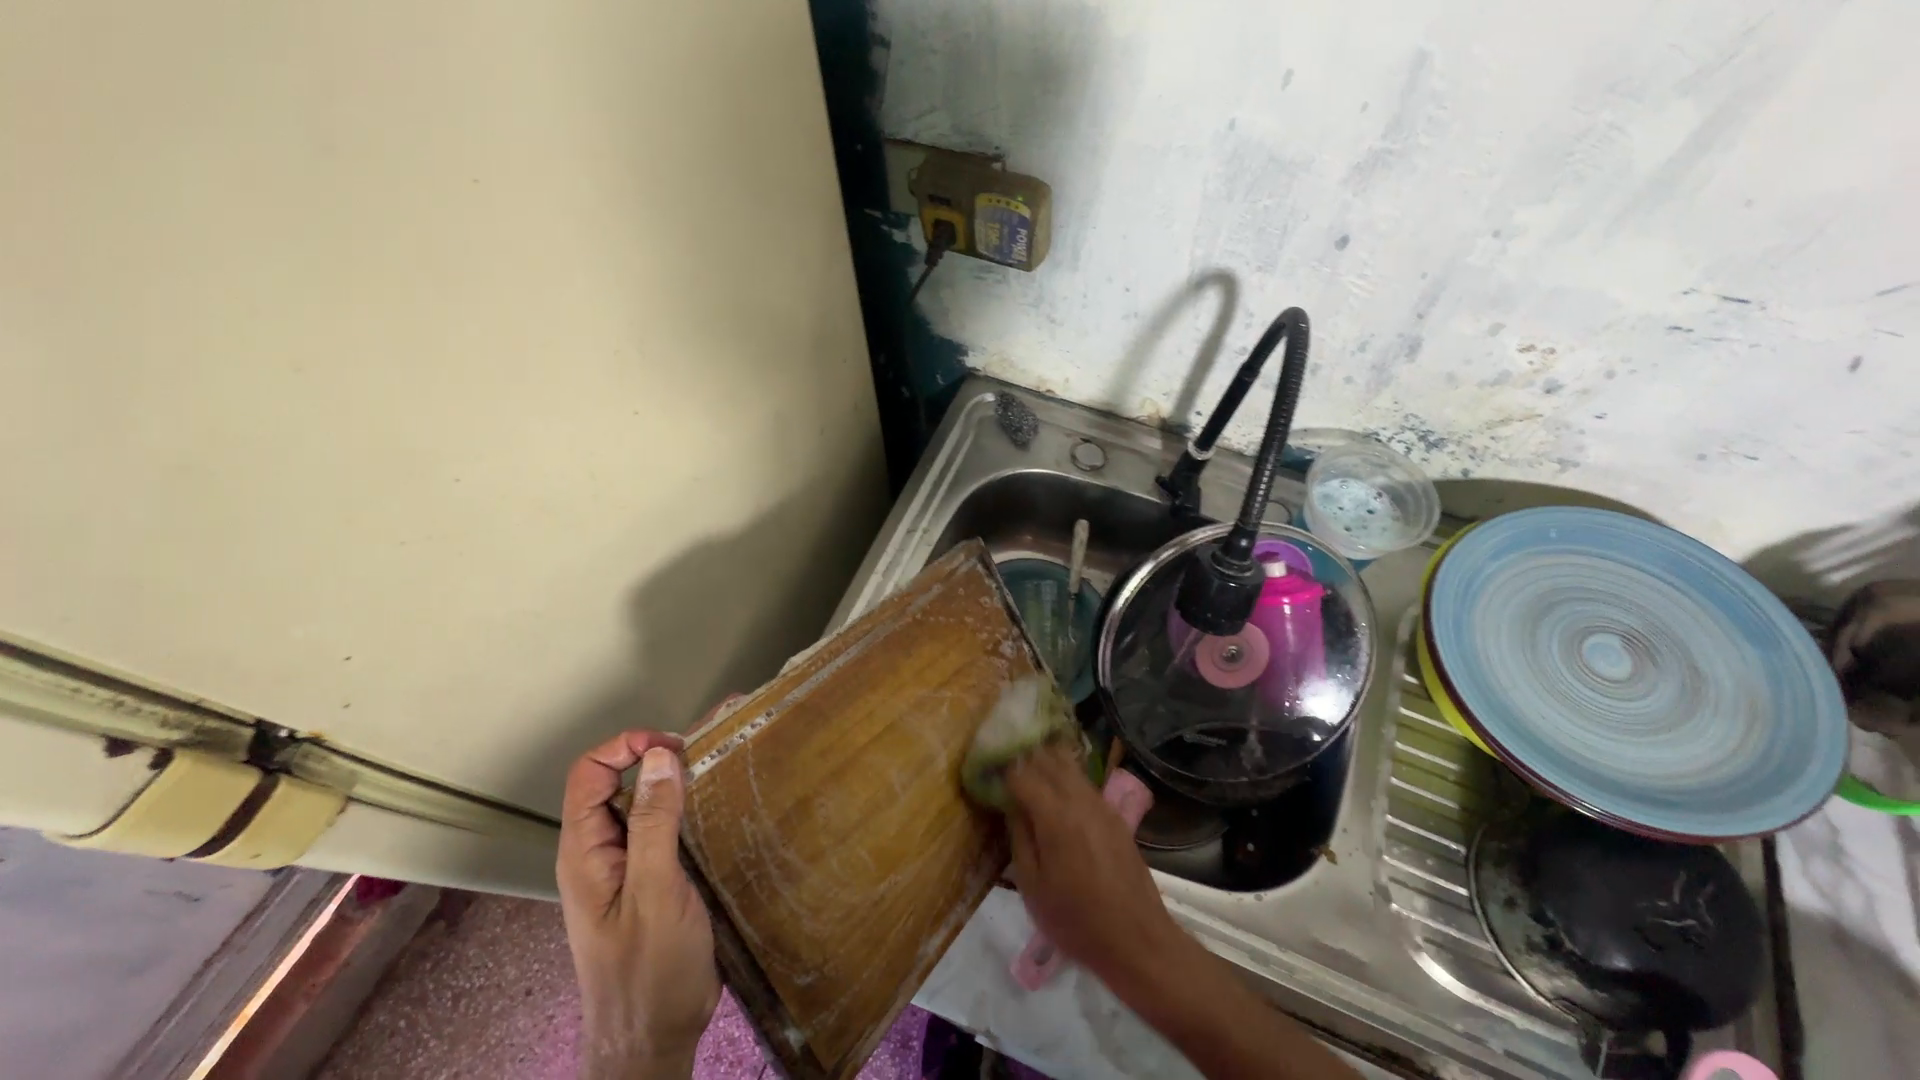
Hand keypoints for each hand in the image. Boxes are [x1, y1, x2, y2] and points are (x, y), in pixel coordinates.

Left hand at [557, 730, 717, 1079]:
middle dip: (656, 757)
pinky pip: (662, 832)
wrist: (653, 1039)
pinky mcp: (651, 883)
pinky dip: (687, 811)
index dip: (626, 747)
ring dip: (674, 783)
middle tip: (708, 750)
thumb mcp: (654, 891)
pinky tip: (719, 809)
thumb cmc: (650, 971)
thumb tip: (658, 756)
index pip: (590, 772)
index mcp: (585, 852)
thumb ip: (653, 823)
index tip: (676, 746)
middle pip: (615, 784)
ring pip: (642, 807)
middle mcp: (600, 853)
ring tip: (720, 767)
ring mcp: (626, 869)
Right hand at [1004, 744, 1181, 988]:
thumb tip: (1011, 805)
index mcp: (1055, 815)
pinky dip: (1067, 777)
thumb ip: (1020, 838)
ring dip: (1047, 761)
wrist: (1136, 939)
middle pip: (1049, 759)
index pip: (1021, 773)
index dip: (1001, 768)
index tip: (985, 769)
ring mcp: (1103, 806)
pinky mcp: (1116, 818)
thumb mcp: (1032, 885)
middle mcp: (1080, 800)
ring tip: (1027, 768)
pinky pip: (1086, 784)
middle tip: (1004, 761)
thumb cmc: (1075, 919)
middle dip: (1025, 755)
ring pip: (1071, 767)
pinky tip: (1057, 790)